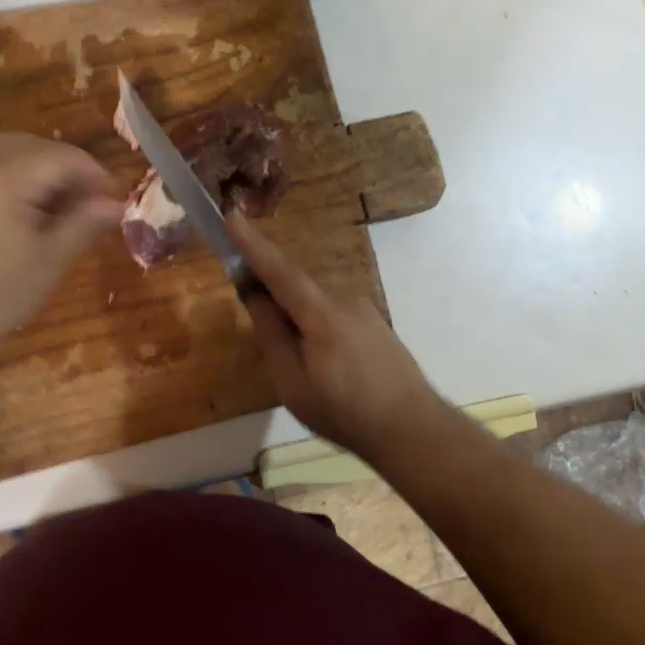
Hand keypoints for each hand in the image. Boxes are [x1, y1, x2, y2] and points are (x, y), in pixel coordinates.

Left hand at [0, 135, 120, 372]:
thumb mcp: (47, 263)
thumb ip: (83, 224)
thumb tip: (114, 203)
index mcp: (2, 177)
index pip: (60, 155)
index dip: (91, 171)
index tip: (109, 196)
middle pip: (27, 145)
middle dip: (60, 167)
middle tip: (82, 201)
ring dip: (28, 169)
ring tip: (46, 206)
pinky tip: (8, 212)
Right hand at [228, 213, 445, 451]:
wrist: (413, 429)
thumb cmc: (345, 412)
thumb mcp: (292, 382)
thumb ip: (271, 333)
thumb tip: (253, 293)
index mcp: (322, 313)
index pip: (279, 270)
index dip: (252, 244)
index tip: (231, 215)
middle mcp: (344, 300)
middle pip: (295, 285)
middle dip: (268, 289)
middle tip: (247, 310)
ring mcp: (363, 310)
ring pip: (313, 302)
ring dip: (292, 314)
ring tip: (291, 359)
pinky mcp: (373, 323)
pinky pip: (329, 313)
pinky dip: (311, 323)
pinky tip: (316, 362)